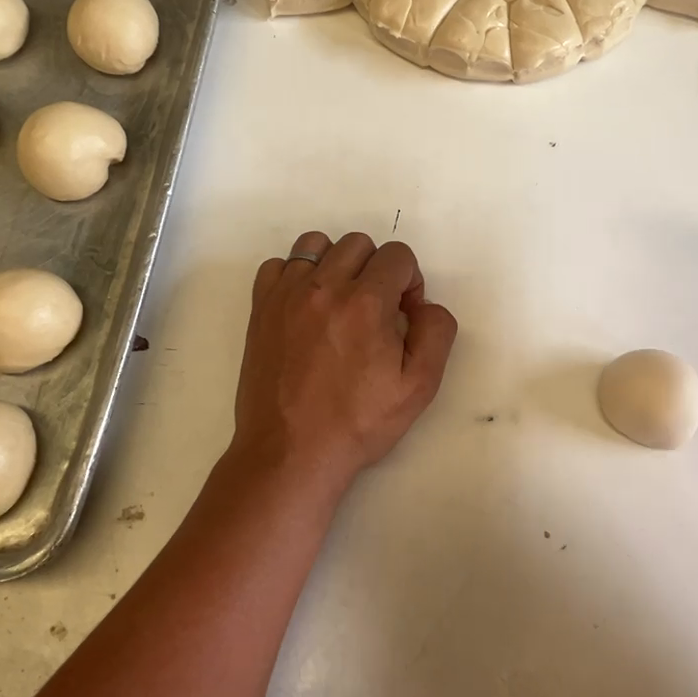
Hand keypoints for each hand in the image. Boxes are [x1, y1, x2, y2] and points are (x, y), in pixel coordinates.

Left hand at [231, 231, 458, 491]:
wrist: (291, 452)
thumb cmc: (358, 424)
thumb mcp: (419, 387)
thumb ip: (437, 333)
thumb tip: (425, 305)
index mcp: (366, 303)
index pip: (398, 255)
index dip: (410, 282)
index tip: (404, 316)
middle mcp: (324, 287)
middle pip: (359, 243)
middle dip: (377, 270)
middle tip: (376, 312)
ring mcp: (287, 295)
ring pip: (316, 244)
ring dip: (336, 263)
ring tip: (340, 302)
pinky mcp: (261, 309)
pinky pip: (279, 265)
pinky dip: (297, 275)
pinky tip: (307, 307)